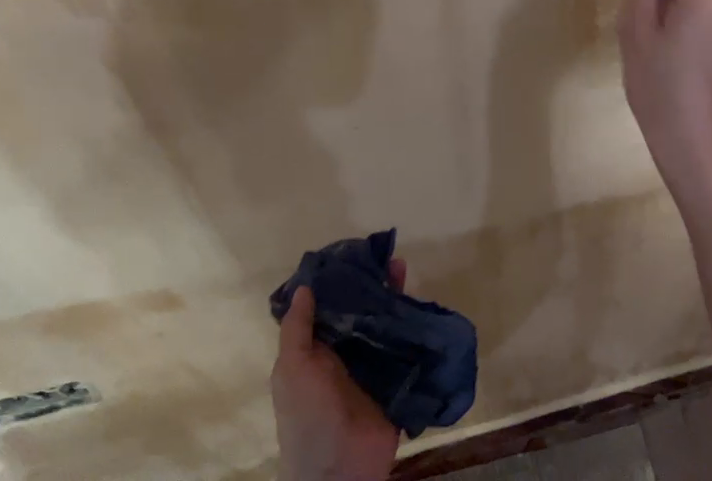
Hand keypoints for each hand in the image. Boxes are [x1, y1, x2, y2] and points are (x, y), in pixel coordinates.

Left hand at [272, 259, 407, 480]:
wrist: (342, 466)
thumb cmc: (308, 415)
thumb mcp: (291, 370)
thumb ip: (296, 329)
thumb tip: (305, 285)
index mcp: (315, 350)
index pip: (327, 307)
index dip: (338, 281)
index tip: (352, 252)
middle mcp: (343, 353)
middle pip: (359, 310)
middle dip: (370, 283)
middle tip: (386, 255)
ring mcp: (371, 364)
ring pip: (383, 321)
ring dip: (392, 296)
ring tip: (403, 266)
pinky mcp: (396, 376)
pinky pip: (405, 344)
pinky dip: (413, 323)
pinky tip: (420, 300)